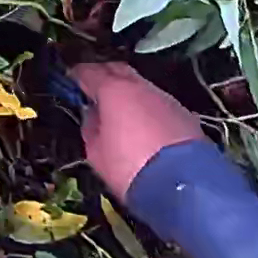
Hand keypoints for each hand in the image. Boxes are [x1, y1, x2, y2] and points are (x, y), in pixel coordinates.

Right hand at [72, 62, 205, 197]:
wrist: (187, 188)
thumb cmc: (131, 168)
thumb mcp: (96, 154)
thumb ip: (90, 128)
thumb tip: (92, 115)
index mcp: (113, 89)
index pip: (89, 71)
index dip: (77, 74)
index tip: (70, 80)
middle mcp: (139, 86)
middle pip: (117, 69)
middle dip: (103, 74)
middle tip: (93, 88)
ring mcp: (164, 97)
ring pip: (140, 84)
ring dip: (127, 91)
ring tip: (119, 109)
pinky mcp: (185, 114)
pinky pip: (157, 102)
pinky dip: (146, 107)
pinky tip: (144, 124)